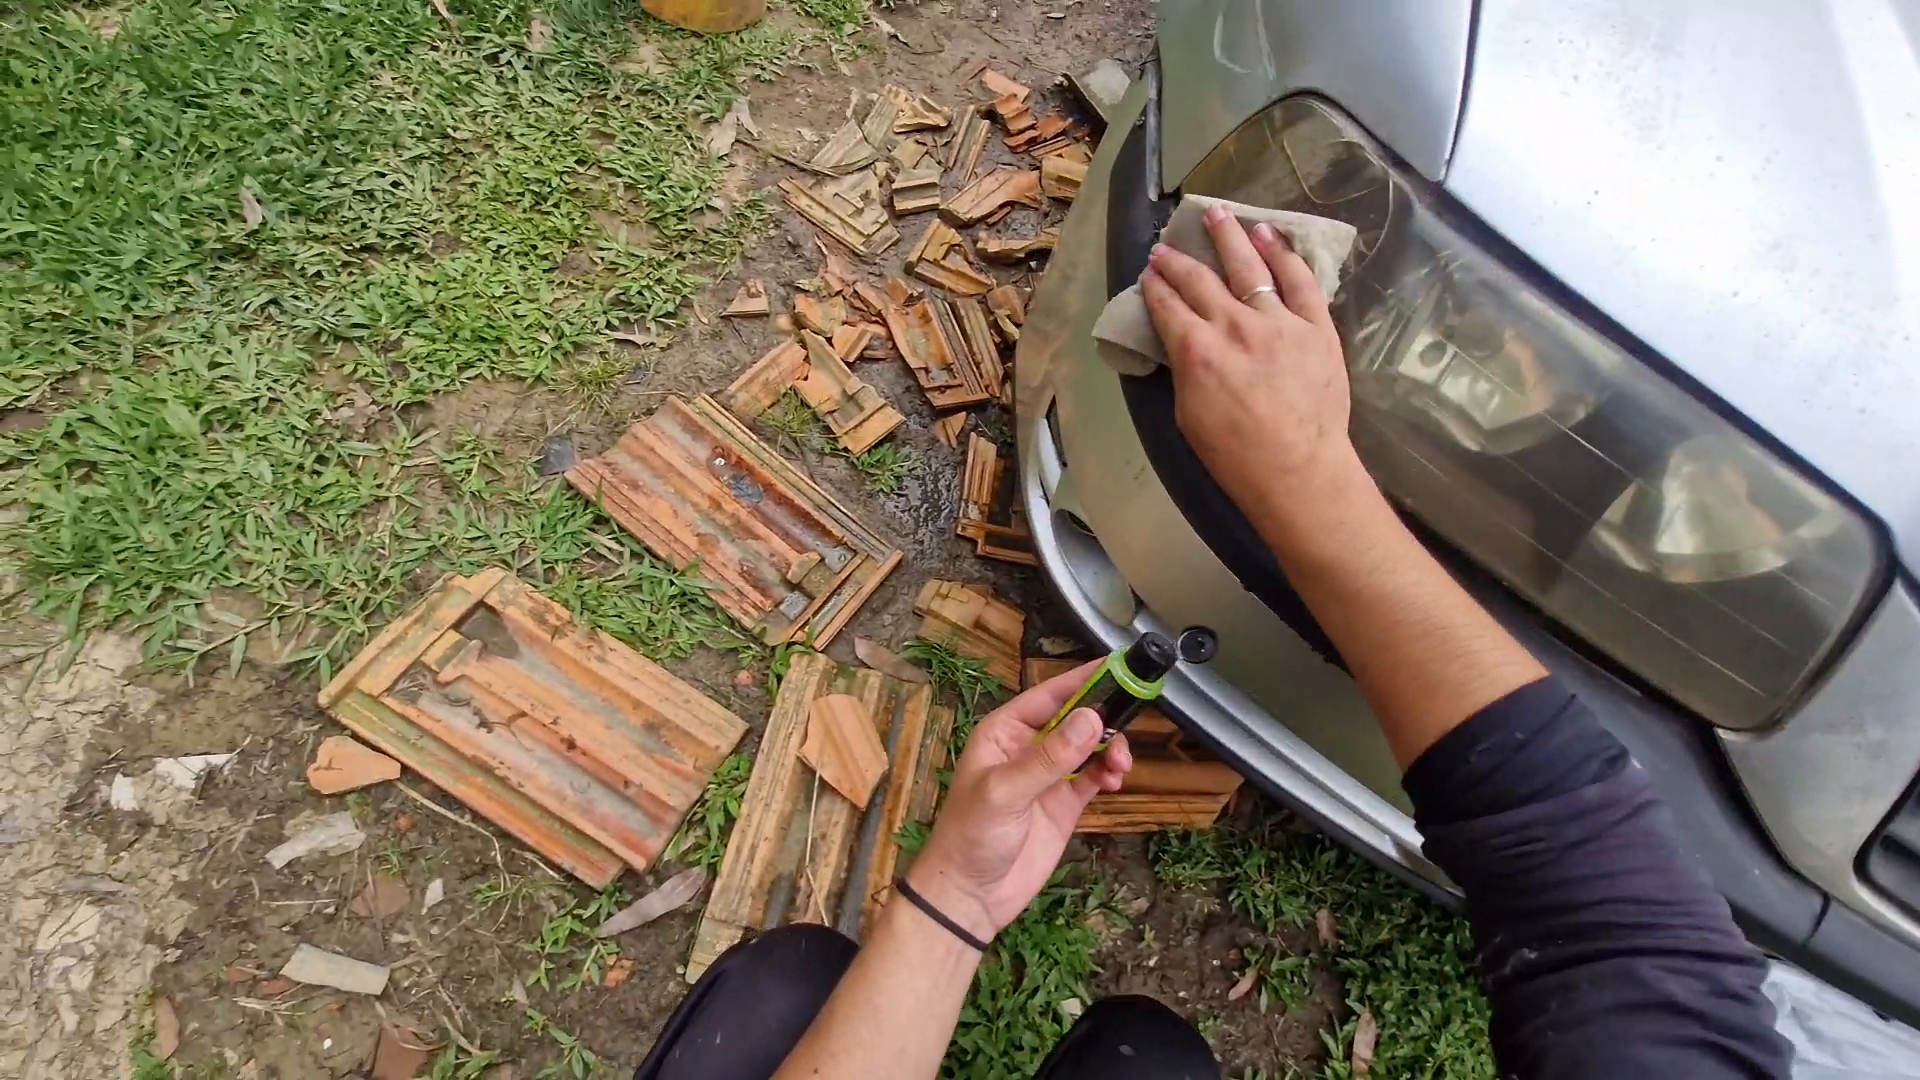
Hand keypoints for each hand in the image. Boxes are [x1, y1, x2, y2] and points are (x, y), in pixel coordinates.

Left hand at [905, 662, 1132, 940]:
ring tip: (1119, 765)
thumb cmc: (971, 835)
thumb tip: (1091, 719)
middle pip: (1076, 717)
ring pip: (1090, 746)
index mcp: (1005, 730)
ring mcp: (1049, 774)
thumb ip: (1049, 758)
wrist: (971, 895)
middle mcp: (1029, 746)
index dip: (1082, 680)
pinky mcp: (1065, 802)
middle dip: (1104, 717)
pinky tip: (1115, 781)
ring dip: (1110, 748)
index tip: (1118, 666)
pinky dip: (1109, 773)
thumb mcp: (1005, 792)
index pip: (1049, 695)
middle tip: (1129, 721)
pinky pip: (1095, 775)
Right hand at [1141, 206, 1367, 534]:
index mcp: (1196, 351)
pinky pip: (1299, 280)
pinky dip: (1282, 254)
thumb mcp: (1188, 415)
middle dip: (1178, 260)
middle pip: (1200, 280)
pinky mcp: (1315, 326)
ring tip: (1216, 213)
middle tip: (1166, 245)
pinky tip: (1268, 234)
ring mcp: (1278, 321)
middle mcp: (1234, 325)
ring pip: (1248, 267)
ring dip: (1228, 236)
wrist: (1296, 469)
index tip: (1149, 273)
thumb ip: (1186, 370)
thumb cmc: (1232, 455)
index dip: (1155, 287)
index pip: (1168, 306)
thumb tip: (1187, 345)